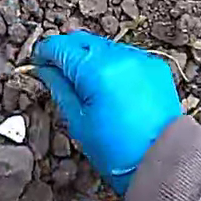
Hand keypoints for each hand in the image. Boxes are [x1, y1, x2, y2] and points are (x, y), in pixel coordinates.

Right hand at [33, 31, 181, 193]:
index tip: (38, 60)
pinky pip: (127, 56)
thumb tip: (45, 71)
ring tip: (84, 79)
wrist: (163, 160)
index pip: (62, 47)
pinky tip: (109, 83)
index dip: (46, 52)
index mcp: (97, 70)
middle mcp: (121, 56)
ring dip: (91, 56)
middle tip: (56, 68)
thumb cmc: (118, 150)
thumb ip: (60, 89)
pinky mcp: (155, 66)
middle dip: (68, 51)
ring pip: (106, 46)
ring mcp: (141, 59)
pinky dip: (114, 63)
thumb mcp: (79, 122)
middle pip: (84, 40)